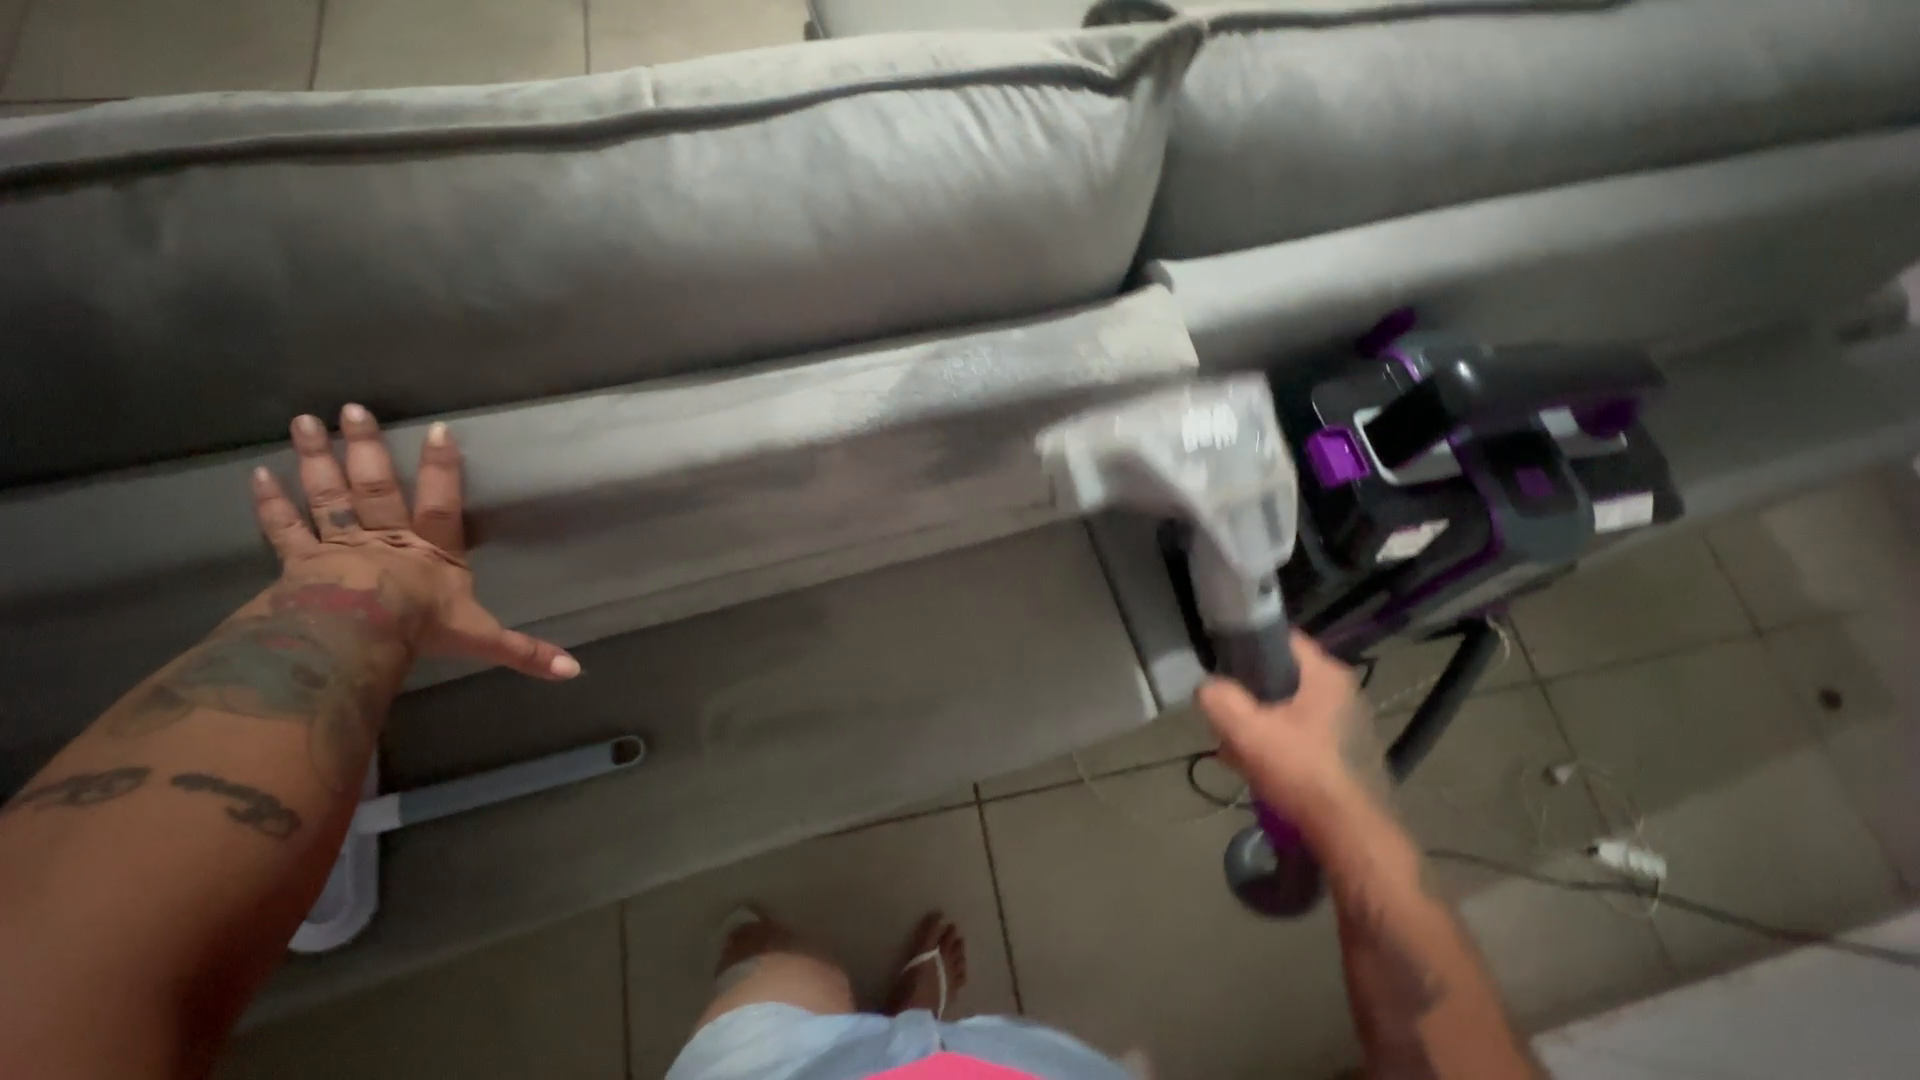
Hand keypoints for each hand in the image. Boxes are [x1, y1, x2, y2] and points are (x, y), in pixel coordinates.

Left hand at [249, 404, 580, 680]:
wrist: (359, 633)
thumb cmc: (423, 629)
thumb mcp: (483, 639)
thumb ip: (525, 651)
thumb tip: (575, 671)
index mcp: (432, 552)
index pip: (442, 502)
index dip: (441, 468)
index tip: (437, 429)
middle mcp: (387, 538)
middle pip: (377, 487)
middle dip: (367, 449)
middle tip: (353, 409)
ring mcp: (340, 545)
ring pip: (329, 495)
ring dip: (317, 460)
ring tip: (305, 420)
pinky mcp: (300, 561)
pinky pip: (284, 528)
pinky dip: (271, 503)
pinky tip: (257, 475)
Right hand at [1195, 632, 1379, 826]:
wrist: (1351, 834)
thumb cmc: (1301, 771)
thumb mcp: (1247, 731)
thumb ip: (1219, 699)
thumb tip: (1207, 689)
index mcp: (1327, 675)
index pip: (1281, 639)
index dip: (1247, 647)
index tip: (1222, 668)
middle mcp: (1344, 693)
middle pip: (1282, 679)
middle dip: (1249, 698)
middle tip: (1225, 720)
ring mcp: (1351, 726)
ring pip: (1289, 712)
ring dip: (1261, 727)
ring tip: (1237, 753)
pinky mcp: (1349, 756)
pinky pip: (1303, 738)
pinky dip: (1280, 748)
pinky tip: (1262, 773)